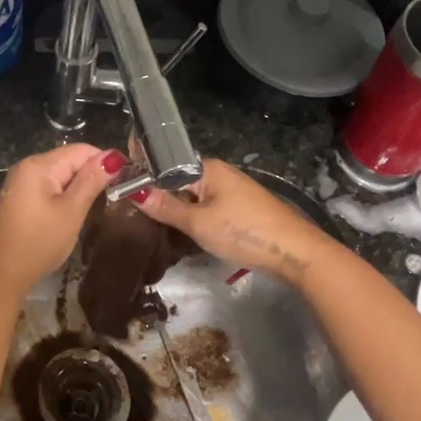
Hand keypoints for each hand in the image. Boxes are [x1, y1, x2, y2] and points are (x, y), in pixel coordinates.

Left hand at [0, 144, 122, 295]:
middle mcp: (28, 166)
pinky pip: (48, 186)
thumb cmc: (39, 242)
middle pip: (69, 159)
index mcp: (39, 164)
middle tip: (114, 197)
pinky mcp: (19, 197)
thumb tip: (112, 156)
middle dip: (92, 174)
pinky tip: (72, 213)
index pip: (81, 149)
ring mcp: (21, 182)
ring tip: (97, 206)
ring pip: (60, 174)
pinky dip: (64, 195)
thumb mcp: (71, 212)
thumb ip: (91, 181)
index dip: (105, 161)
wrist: (1, 273)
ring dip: (79, 186)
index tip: (126, 180)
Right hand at [133, 159, 332, 281]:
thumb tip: (132, 190)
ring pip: (194, 198)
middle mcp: (219, 173)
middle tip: (138, 221)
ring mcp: (232, 192)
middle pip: (179, 183)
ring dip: (179, 213)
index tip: (124, 198)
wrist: (296, 253)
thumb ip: (165, 208)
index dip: (145, 182)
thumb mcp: (198, 223)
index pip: (165, 168)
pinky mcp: (242, 209)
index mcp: (207, 168)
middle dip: (162, 200)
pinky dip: (196, 220)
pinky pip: (208, 209)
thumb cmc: (244, 231)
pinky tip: (186, 236)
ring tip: (157, 231)